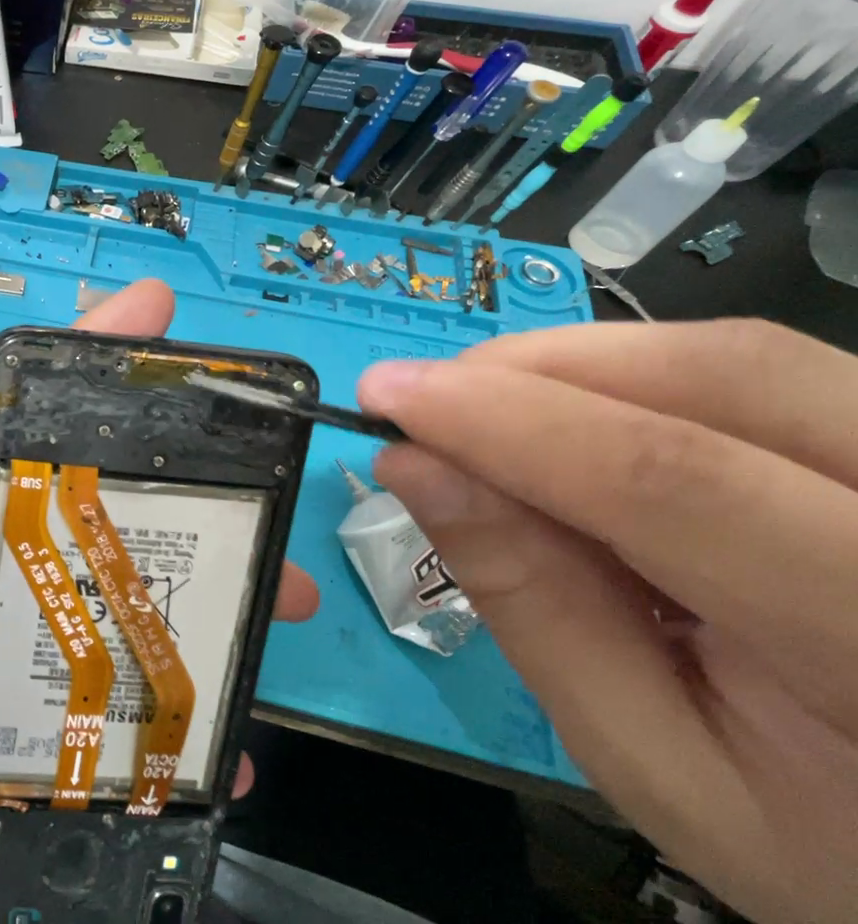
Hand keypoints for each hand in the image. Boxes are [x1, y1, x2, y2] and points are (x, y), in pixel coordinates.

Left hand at [0, 279, 319, 922]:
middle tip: (261, 506)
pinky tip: (220, 740)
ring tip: (269, 611)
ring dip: (198, 615)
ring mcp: (13, 690)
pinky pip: (124, 731)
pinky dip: (180, 729)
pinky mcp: (39, 763)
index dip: (69, 384)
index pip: (0, 460)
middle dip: (178, 509)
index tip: (146, 322)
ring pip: (120, 630)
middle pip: (85, 540)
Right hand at [357, 319, 857, 922]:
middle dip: (537, 368)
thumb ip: (533, 604)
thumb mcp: (649, 753)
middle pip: (726, 377)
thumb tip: (414, 470)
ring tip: (482, 416)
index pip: (672, 482)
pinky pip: (767, 377)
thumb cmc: (808, 834)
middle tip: (423, 399)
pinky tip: (574, 430)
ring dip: (579, 367)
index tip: (385, 395)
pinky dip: (636, 384)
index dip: (506, 422)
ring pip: (749, 358)